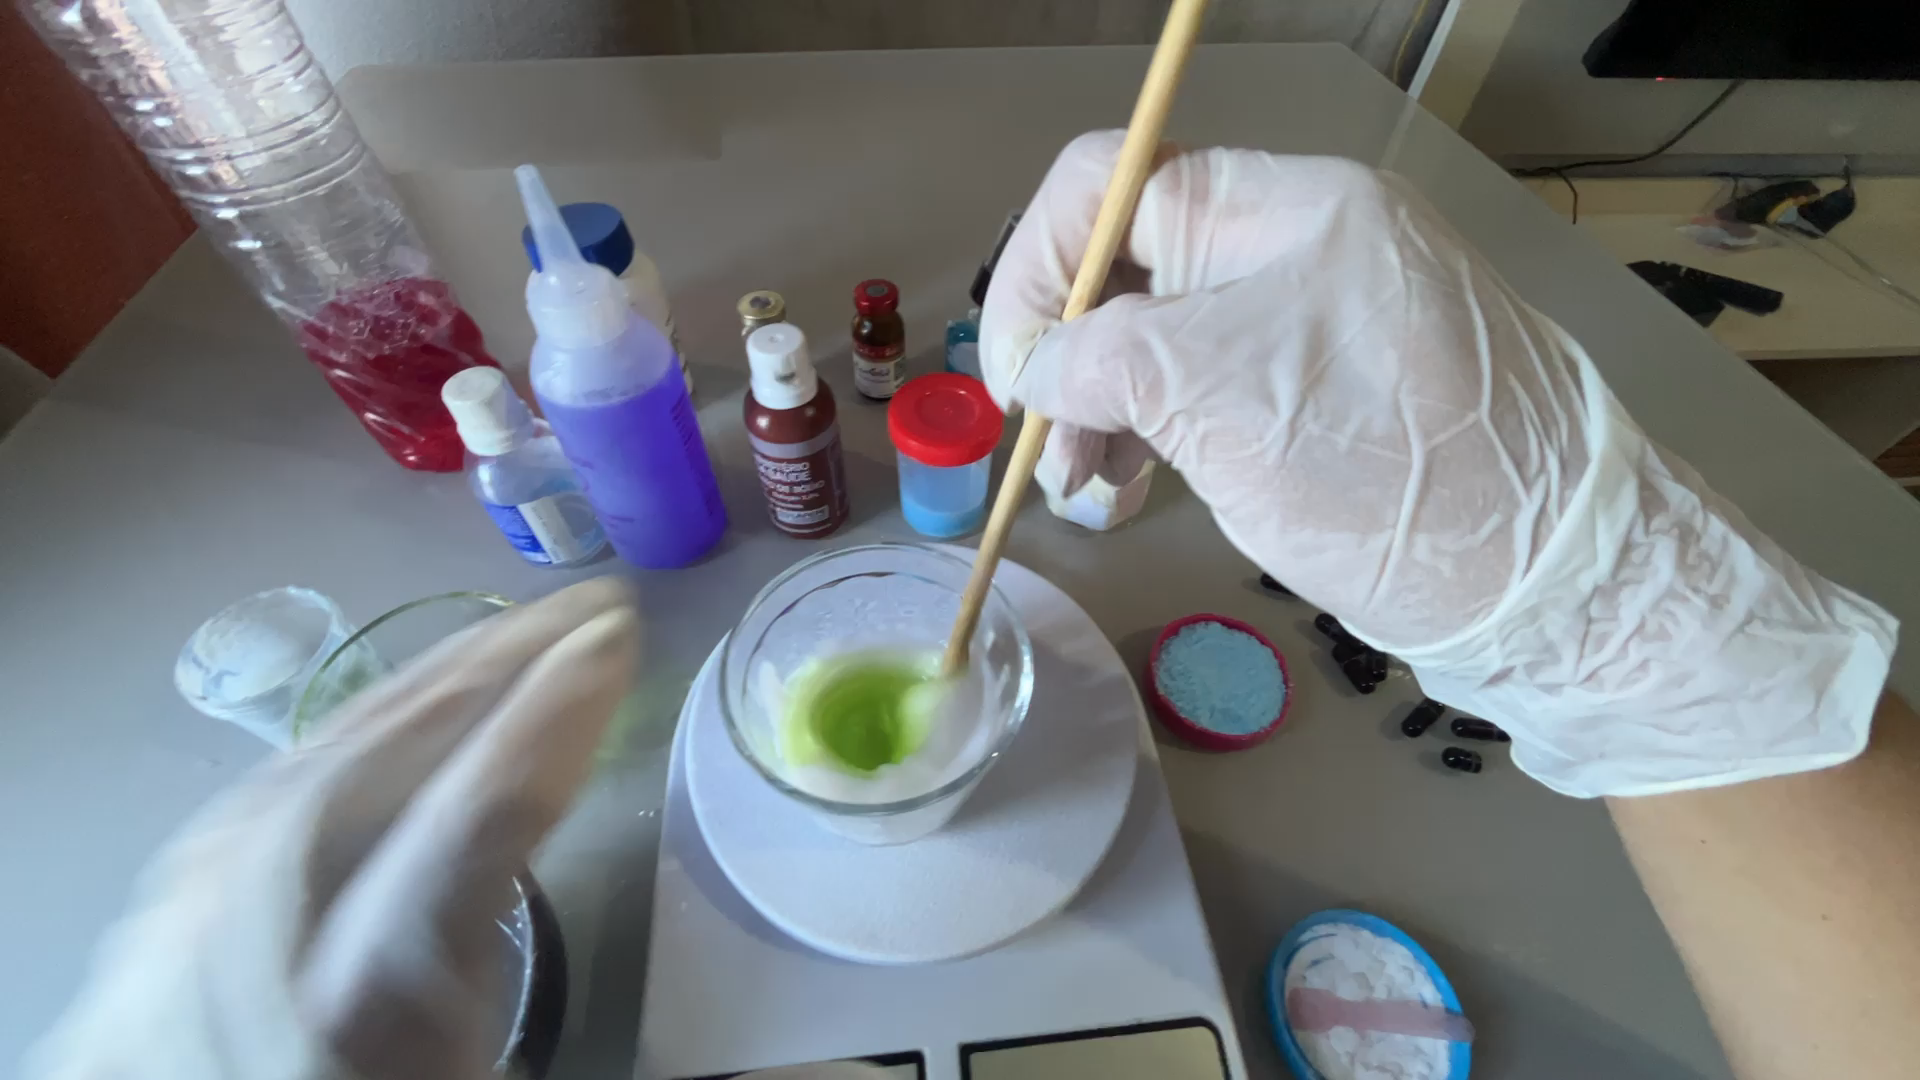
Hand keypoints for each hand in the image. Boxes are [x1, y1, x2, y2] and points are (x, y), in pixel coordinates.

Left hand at [29, 579, 639, 1079]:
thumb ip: (624, 1012)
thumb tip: (807, 1024)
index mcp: (366, 1011)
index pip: (475, 821)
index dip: (557, 714)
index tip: (622, 637)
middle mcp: (262, 949)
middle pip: (388, 762)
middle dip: (506, 663)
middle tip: (594, 606)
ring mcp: (186, 925)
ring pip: (325, 755)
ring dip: (442, 674)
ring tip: (527, 628)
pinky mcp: (164, 917)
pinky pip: (279, 780)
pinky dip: (368, 716)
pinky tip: (419, 692)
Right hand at [983, 133, 1894, 796]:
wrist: (1536, 581)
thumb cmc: (1383, 475)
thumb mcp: (1223, 400)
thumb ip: (1102, 360)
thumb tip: (1034, 367)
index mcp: (1275, 210)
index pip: (1108, 184)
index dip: (1036, 266)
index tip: (1013, 371)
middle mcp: (1279, 248)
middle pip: (1120, 269)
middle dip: (1063, 356)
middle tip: (1043, 447)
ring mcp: (1286, 320)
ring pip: (1146, 335)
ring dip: (1094, 404)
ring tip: (1079, 483)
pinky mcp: (1290, 386)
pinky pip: (1186, 384)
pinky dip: (1139, 428)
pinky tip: (1122, 481)